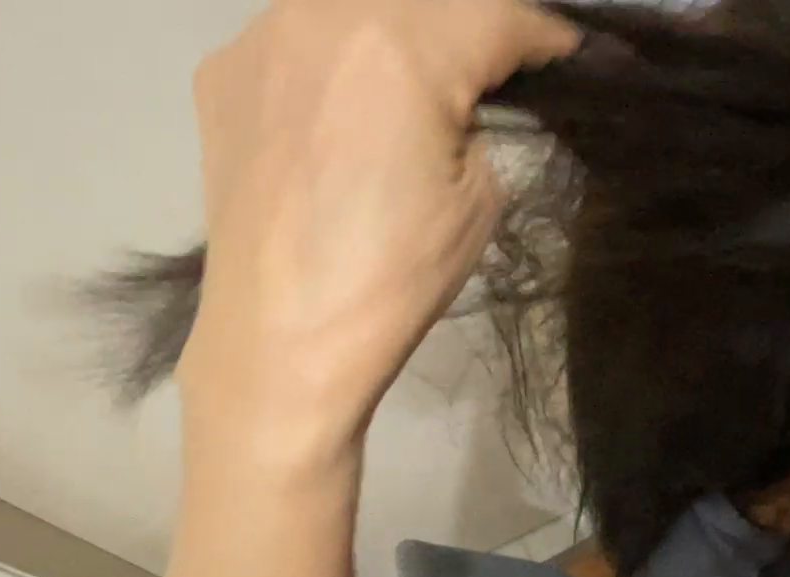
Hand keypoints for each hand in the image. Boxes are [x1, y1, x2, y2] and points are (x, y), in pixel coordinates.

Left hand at [179, 0, 576, 457]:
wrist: (288, 331)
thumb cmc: (399, 274)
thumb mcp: (481, 201)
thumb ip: (481, 127)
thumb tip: (465, 103)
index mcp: (404, 49)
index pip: (494, 14)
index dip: (542, 35)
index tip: (567, 53)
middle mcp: (324, 13)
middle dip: (470, 29)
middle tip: (497, 77)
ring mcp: (260, 37)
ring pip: (355, 8)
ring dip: (400, 37)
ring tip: (416, 94)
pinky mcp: (223, 73)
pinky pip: (299, 41)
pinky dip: (338, 64)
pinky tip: (345, 120)